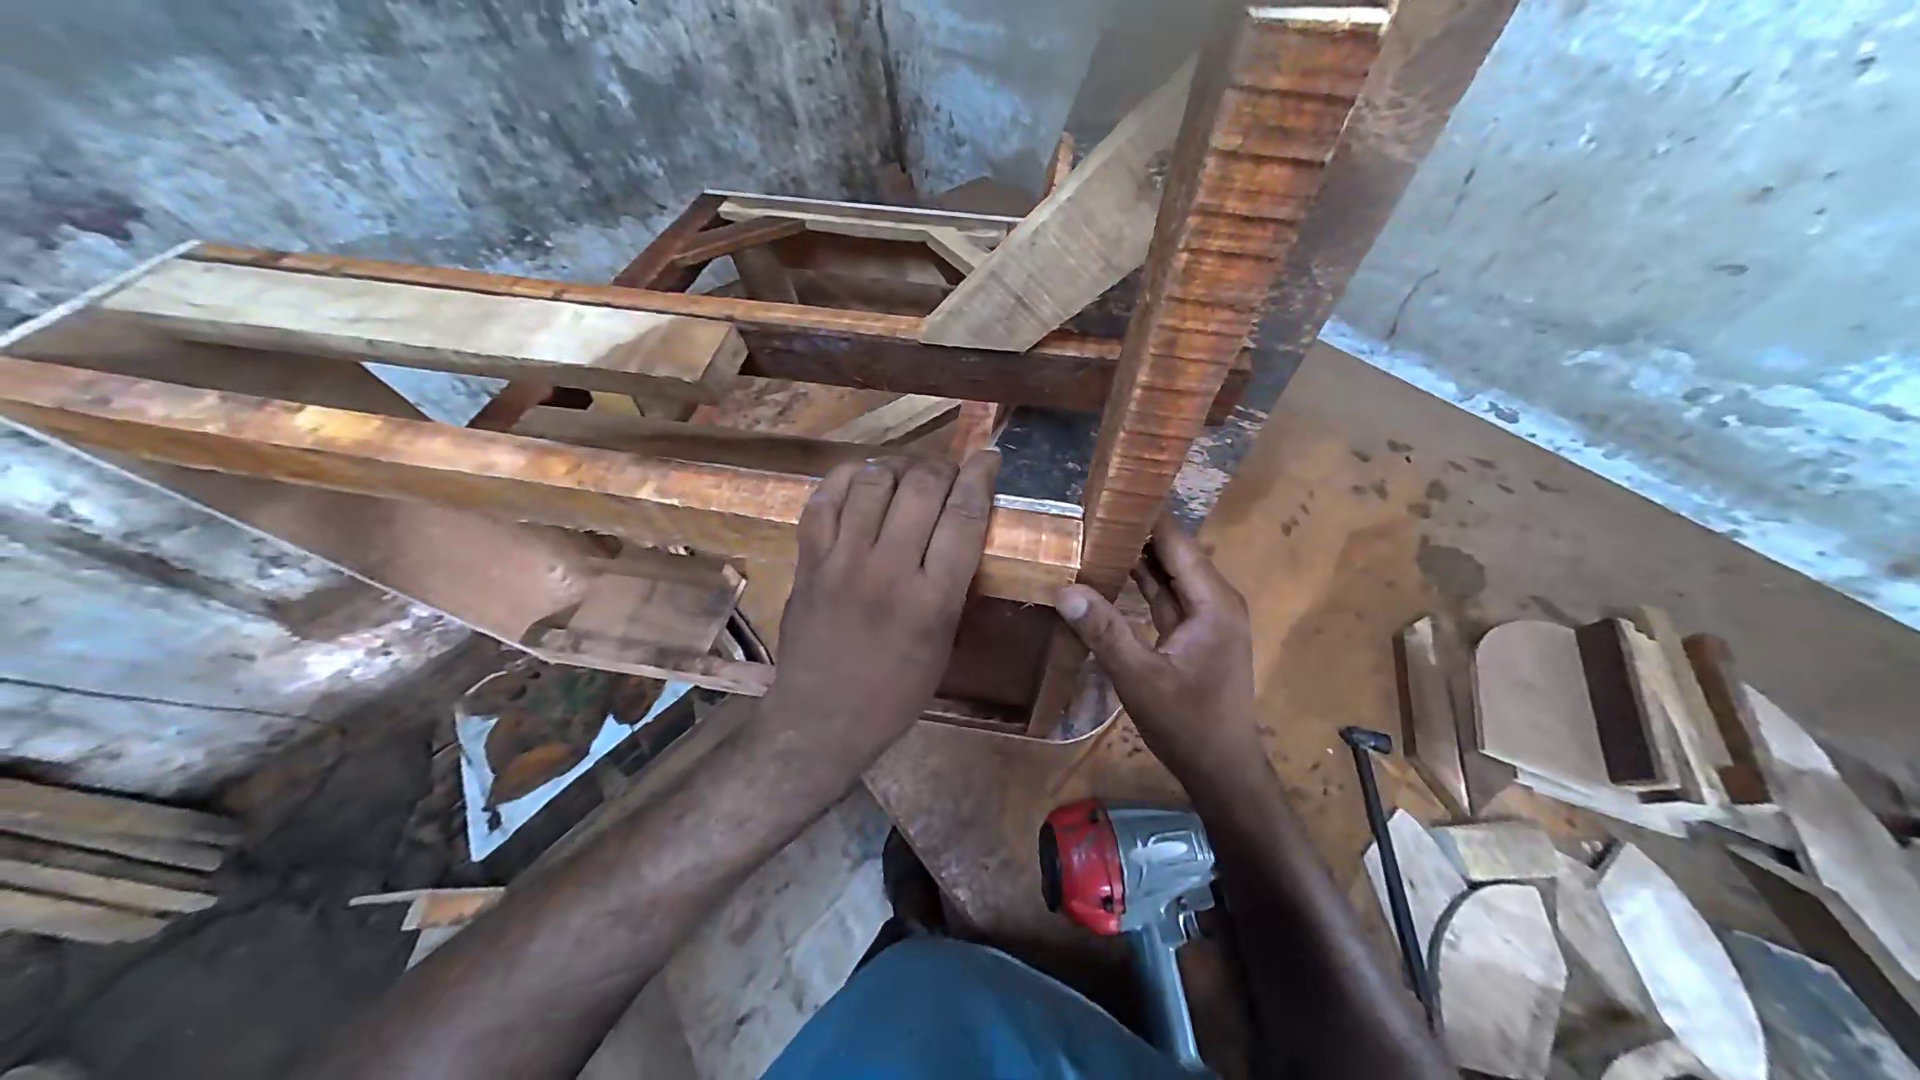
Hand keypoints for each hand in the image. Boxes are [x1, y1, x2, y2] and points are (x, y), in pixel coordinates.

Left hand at [763, 451, 1000, 755]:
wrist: (821, 718)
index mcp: (933, 599)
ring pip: (874, 482)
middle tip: (948, 470)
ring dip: (898, 466)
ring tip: (907, 472)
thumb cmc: (895, 691)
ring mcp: (842, 560)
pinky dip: (848, 477)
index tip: (989, 458)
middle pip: (922, 487)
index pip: (964, 516)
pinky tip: (863, 478)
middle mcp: (888, 570)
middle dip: (943, 466)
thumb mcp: (943, 643)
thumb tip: (963, 527)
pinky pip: (825, 498)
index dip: (981, 477)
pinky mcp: (808, 560)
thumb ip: (954, 583)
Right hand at [1056, 516, 1260, 781]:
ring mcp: (1207, 618)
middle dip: (1137, 532)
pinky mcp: (1196, 634)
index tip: (1109, 494)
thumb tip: (1065, 588)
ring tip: (1095, 534)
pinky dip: (1143, 583)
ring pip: (1170, 574)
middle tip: (1091, 513)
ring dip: (1138, 557)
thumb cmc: (1186, 722)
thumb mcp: (1138, 677)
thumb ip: (1103, 631)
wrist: (1220, 767)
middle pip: (1175, 553)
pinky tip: (1113, 574)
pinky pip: (1167, 596)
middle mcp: (1215, 600)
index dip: (1146, 517)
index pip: (1178, 543)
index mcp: (1212, 602)